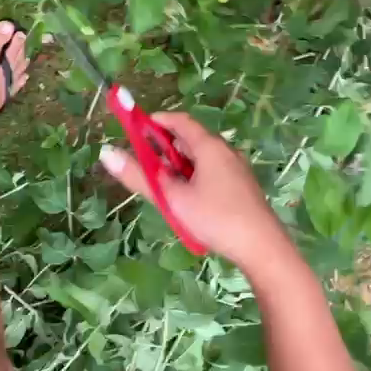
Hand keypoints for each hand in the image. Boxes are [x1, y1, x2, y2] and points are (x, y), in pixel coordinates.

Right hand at [99, 112, 289, 268]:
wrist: (263, 249)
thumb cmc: (215, 218)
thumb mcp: (171, 198)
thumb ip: (139, 176)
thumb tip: (106, 152)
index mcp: (209, 146)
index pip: (180, 120)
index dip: (156, 121)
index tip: (136, 130)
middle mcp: (225, 151)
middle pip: (190, 139)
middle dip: (165, 148)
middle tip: (147, 166)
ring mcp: (237, 169)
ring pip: (201, 158)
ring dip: (179, 166)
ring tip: (165, 188)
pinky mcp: (242, 187)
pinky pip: (213, 171)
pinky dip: (194, 176)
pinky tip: (189, 201)